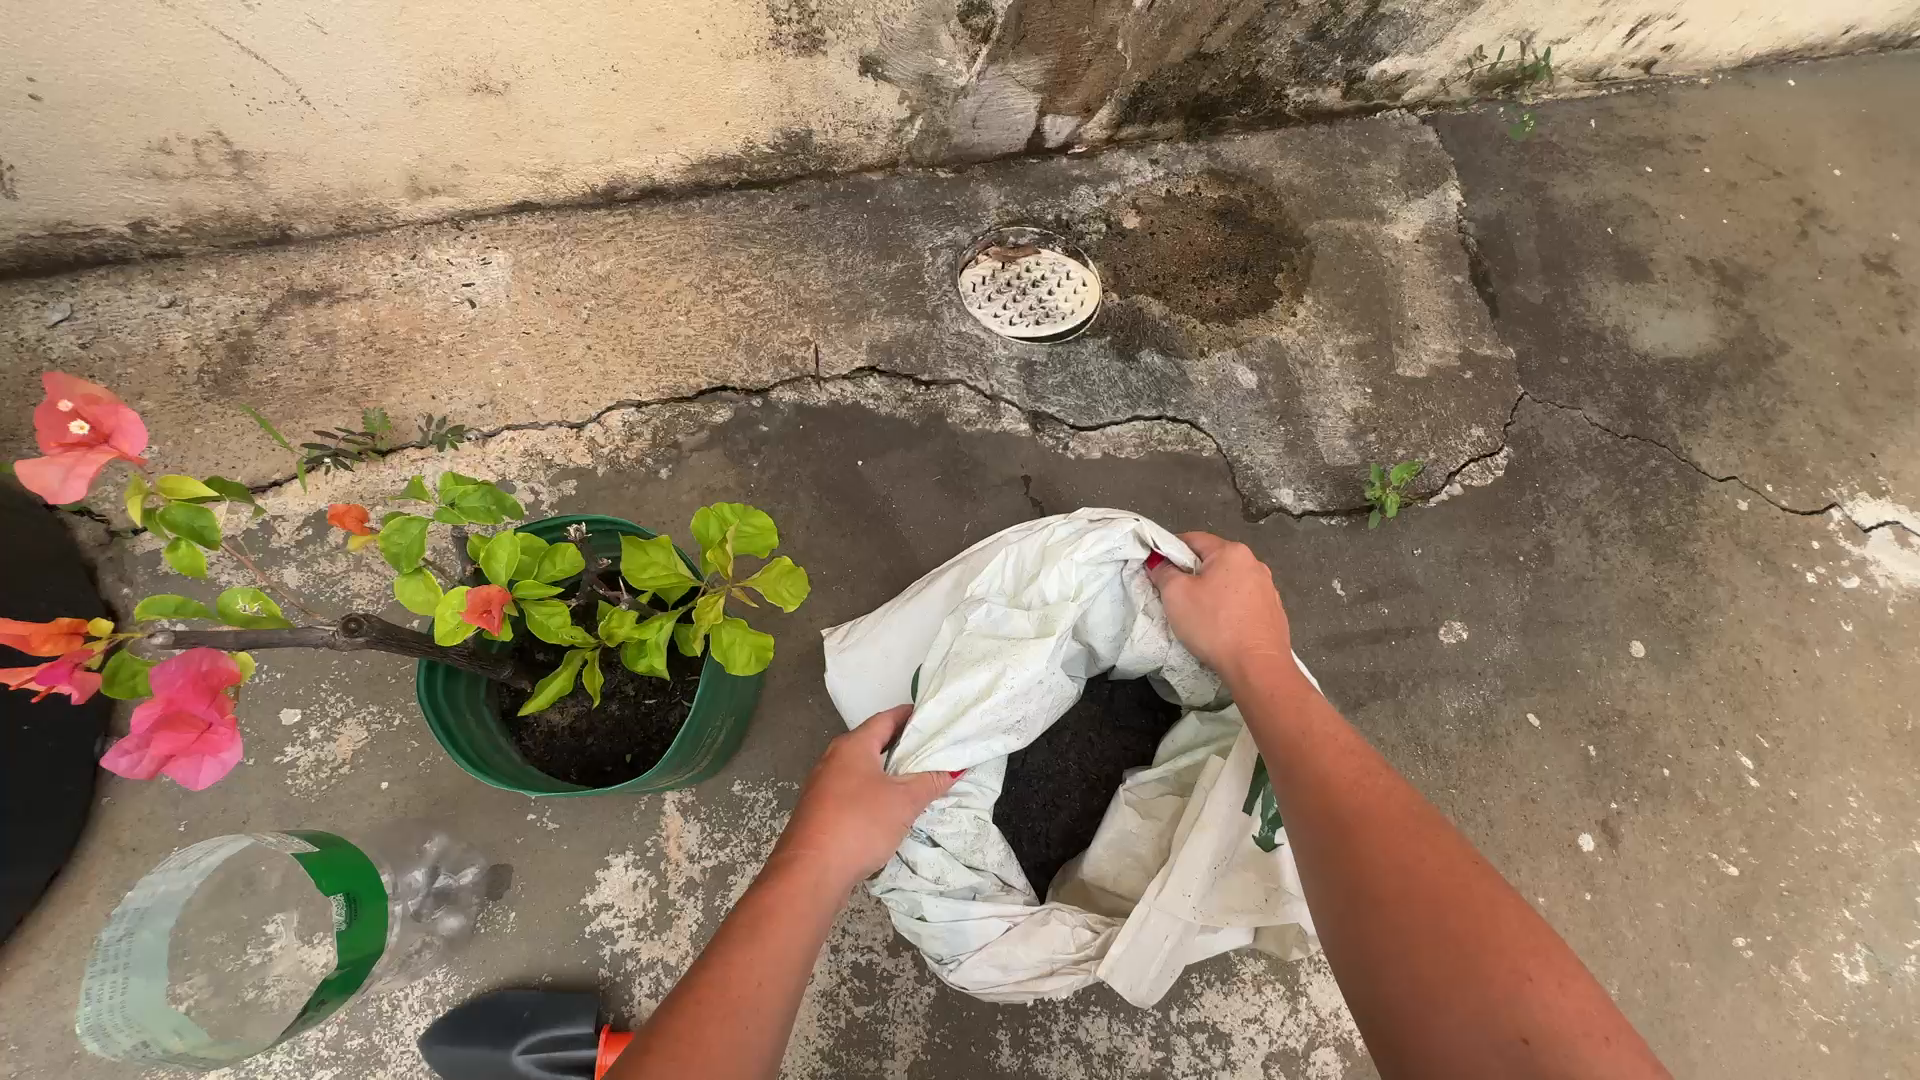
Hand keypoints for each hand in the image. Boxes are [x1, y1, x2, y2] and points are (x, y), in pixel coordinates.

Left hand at [771, 705, 958, 889]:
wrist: (810, 872)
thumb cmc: (859, 824)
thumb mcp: (904, 801)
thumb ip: (930, 782)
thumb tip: (954, 768)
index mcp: (853, 745)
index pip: (886, 718)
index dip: (910, 716)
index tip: (932, 718)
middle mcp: (834, 758)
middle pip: (873, 741)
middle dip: (902, 744)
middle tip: (931, 749)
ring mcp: (823, 784)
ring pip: (862, 768)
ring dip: (887, 770)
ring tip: (917, 777)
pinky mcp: (821, 810)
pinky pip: (853, 790)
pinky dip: (874, 790)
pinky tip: (890, 806)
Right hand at [1148, 531, 1292, 686]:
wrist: (1257, 666)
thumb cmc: (1213, 625)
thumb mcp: (1176, 595)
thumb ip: (1163, 572)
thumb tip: (1158, 562)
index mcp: (1231, 552)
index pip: (1192, 538)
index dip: (1170, 549)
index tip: (1158, 567)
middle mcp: (1254, 563)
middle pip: (1213, 559)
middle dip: (1191, 572)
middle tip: (1173, 592)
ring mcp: (1268, 588)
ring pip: (1229, 581)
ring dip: (1211, 590)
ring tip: (1197, 612)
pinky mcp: (1274, 611)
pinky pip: (1243, 600)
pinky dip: (1229, 606)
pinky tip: (1221, 625)